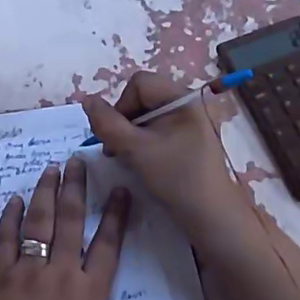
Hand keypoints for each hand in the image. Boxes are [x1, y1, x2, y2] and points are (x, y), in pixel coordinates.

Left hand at [0, 159, 178, 299]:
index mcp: (90, 294)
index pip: (108, 246)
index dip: (117, 216)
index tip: (121, 189)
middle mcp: (60, 274)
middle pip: (71, 222)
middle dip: (77, 188)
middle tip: (79, 160)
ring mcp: (27, 273)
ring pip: (39, 223)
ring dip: (46, 193)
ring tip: (51, 168)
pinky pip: (5, 241)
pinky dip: (9, 218)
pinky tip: (14, 201)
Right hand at [82, 72, 252, 252]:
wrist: (211, 216)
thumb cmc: (175, 178)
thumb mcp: (135, 150)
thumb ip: (107, 124)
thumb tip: (87, 100)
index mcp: (182, 98)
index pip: (139, 84)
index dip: (121, 106)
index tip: (118, 136)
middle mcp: (188, 104)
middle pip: (143, 97)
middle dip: (124, 120)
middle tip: (117, 149)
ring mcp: (190, 122)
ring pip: (148, 114)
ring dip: (131, 133)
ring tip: (128, 157)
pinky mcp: (189, 138)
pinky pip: (159, 128)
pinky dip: (144, 141)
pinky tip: (142, 161)